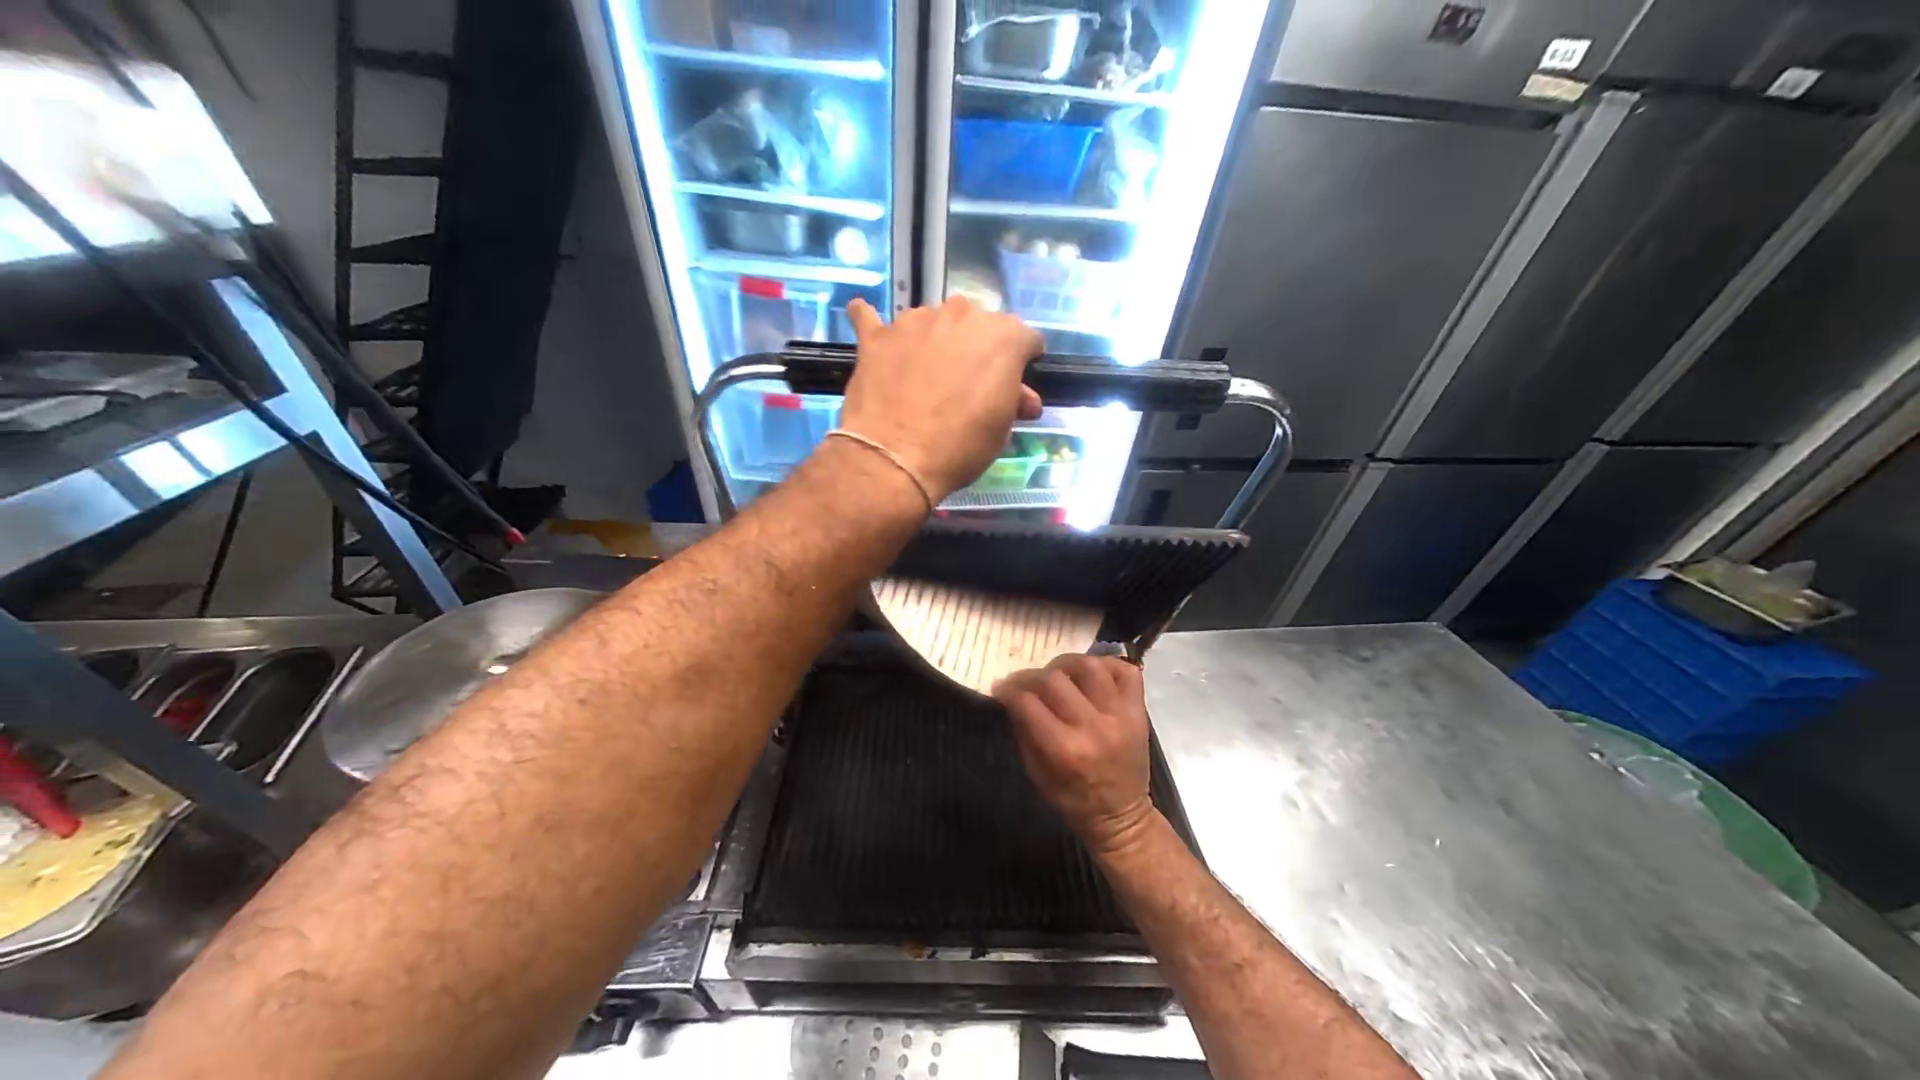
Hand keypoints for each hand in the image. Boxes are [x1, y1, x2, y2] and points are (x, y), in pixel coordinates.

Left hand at [840, 297, 1043, 501]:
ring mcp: (915, 321)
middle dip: (977, 347)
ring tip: (924, 373)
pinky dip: (871, 320)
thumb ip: (1013, 401)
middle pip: (977, 324)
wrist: (895, 459)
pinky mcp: (877, 336)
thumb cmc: (960, 447)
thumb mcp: (1000, 430)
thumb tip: (1023, 399)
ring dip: (934, 339)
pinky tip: (868, 323)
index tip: (1014, 383)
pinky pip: (871, 317)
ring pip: (932, 321)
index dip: (1022, 362)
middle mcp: (961, 316)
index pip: (1025, 338)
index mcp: (1002, 337)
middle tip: (967, 383)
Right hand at [993, 654, 1157, 857]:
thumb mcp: (1037, 774)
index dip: (1008, 691)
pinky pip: (1126, 671)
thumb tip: (1011, 698)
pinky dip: (1107, 665)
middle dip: (1031, 677)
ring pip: (1090, 666)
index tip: (1001, 689)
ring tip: (1059, 674)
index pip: (1028, 702)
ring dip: (1067, 664)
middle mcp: (1093, 727)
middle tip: (1026, 683)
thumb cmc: (1073, 801)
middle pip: (1054, 679)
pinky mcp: (1138, 711)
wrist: (1122, 817)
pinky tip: (1091, 674)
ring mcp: (1120, 716)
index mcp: (1065, 750)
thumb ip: (1024, 733)